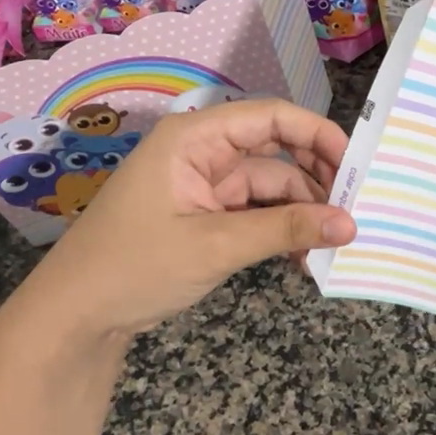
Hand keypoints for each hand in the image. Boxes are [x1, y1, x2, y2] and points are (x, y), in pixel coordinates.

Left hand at [15, 99, 356, 337]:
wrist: (77, 316)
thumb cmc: (135, 267)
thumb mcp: (216, 246)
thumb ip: (286, 230)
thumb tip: (351, 225)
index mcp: (195, 139)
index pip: (272, 118)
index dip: (319, 135)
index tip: (358, 168)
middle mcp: (204, 154)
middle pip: (278, 153)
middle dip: (317, 182)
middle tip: (354, 214)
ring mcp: (207, 187)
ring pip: (273, 189)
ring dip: (303, 216)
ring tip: (330, 249)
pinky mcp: (209, 218)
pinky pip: (259, 215)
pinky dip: (283, 232)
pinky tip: (305, 258)